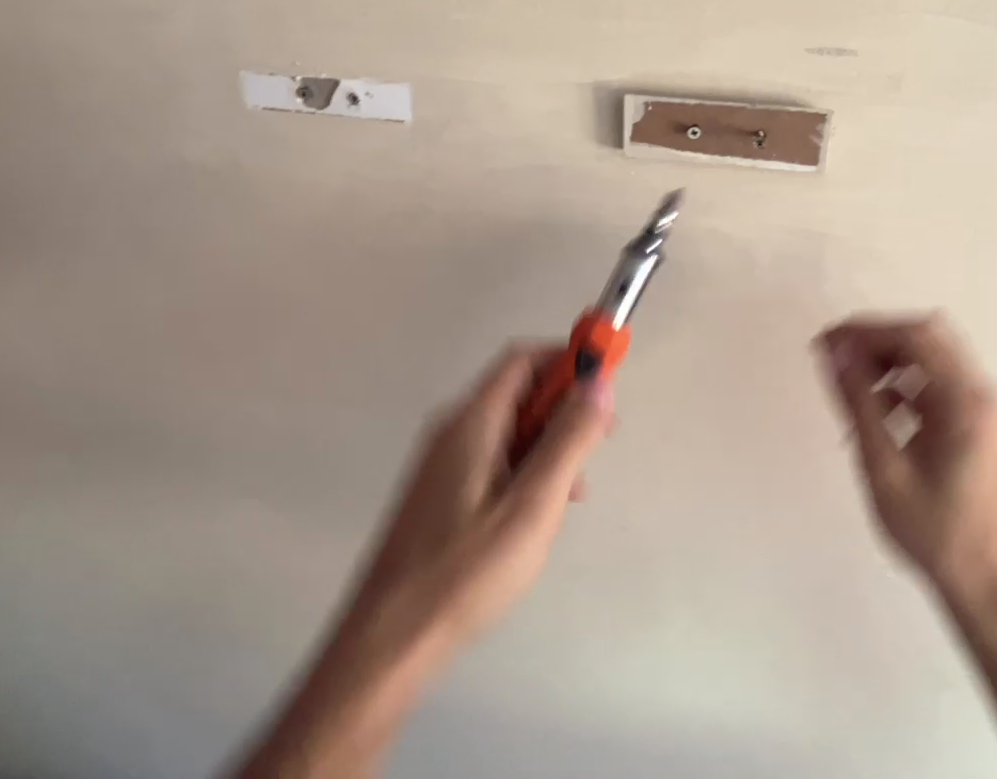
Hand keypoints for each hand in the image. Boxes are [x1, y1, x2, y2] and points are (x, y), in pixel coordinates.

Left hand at [235, 346, 613, 778]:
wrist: (390, 637)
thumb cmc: (465, 571)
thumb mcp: (532, 505)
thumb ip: (568, 440)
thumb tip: (598, 382)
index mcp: (472, 422)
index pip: (523, 359)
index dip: (568, 358)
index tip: (605, 379)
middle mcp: (453, 431)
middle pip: (517, 391)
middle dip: (564, 405)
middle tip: (600, 440)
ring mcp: (443, 463)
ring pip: (509, 429)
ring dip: (550, 442)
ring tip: (575, 488)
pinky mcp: (441, 492)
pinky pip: (494, 459)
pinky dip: (527, 468)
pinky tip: (541, 511)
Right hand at [817, 314, 996, 610]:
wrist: (984, 580)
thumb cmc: (933, 530)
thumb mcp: (884, 466)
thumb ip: (858, 403)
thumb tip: (833, 353)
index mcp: (967, 400)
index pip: (916, 336)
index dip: (866, 331)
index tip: (826, 344)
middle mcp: (982, 393)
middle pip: (927, 337)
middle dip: (875, 340)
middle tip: (832, 356)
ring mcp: (983, 407)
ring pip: (930, 357)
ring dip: (887, 361)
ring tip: (847, 385)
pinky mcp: (976, 422)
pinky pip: (935, 384)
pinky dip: (901, 384)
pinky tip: (874, 412)